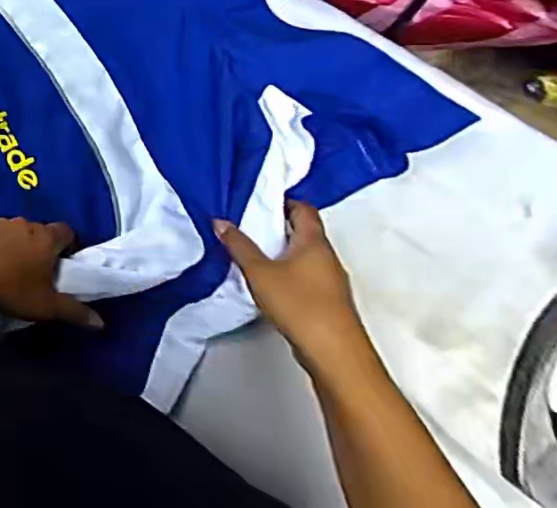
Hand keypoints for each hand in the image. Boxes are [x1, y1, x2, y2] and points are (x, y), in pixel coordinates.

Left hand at [0, 218, 102, 329]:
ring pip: (20, 231)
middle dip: (45, 247)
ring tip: (16, 268)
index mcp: (46, 237)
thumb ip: (75, 312)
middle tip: (42, 271)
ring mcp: (2, 222)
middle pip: (42, 231)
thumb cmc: (12, 288)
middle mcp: (26, 223)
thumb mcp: (47, 306)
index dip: (70, 245)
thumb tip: (100, 323)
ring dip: (21, 244)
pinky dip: (2, 244)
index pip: (67, 231)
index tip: (65, 264)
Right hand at [214, 201, 369, 373]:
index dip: (283, 200)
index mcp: (315, 243)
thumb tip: (220, 221)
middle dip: (278, 225)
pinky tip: (268, 279)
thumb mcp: (258, 271)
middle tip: (249, 221)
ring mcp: (332, 282)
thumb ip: (238, 245)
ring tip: (252, 249)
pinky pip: (306, 274)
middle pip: (305, 231)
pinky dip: (288, 269)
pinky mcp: (329, 302)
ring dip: (282, 249)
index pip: (303, 209)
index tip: (258, 200)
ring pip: (305, 254)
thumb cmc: (300, 305)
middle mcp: (328, 258)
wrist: (336, 356)